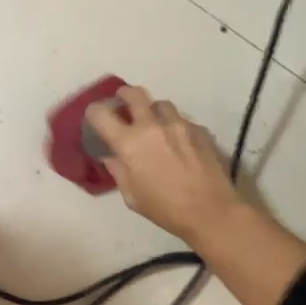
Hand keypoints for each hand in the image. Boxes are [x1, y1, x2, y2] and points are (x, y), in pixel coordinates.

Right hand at [85, 85, 244, 246]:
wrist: (211, 211)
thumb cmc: (166, 209)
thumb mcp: (132, 197)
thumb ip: (119, 172)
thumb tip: (112, 157)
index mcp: (129, 143)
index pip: (101, 113)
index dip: (94, 112)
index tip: (96, 117)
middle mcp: (152, 126)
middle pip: (134, 94)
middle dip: (124, 95)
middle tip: (123, 102)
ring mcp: (179, 124)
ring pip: (161, 104)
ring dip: (153, 110)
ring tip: (155, 124)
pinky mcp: (199, 129)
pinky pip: (182, 120)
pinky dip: (175, 126)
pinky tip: (179, 142)